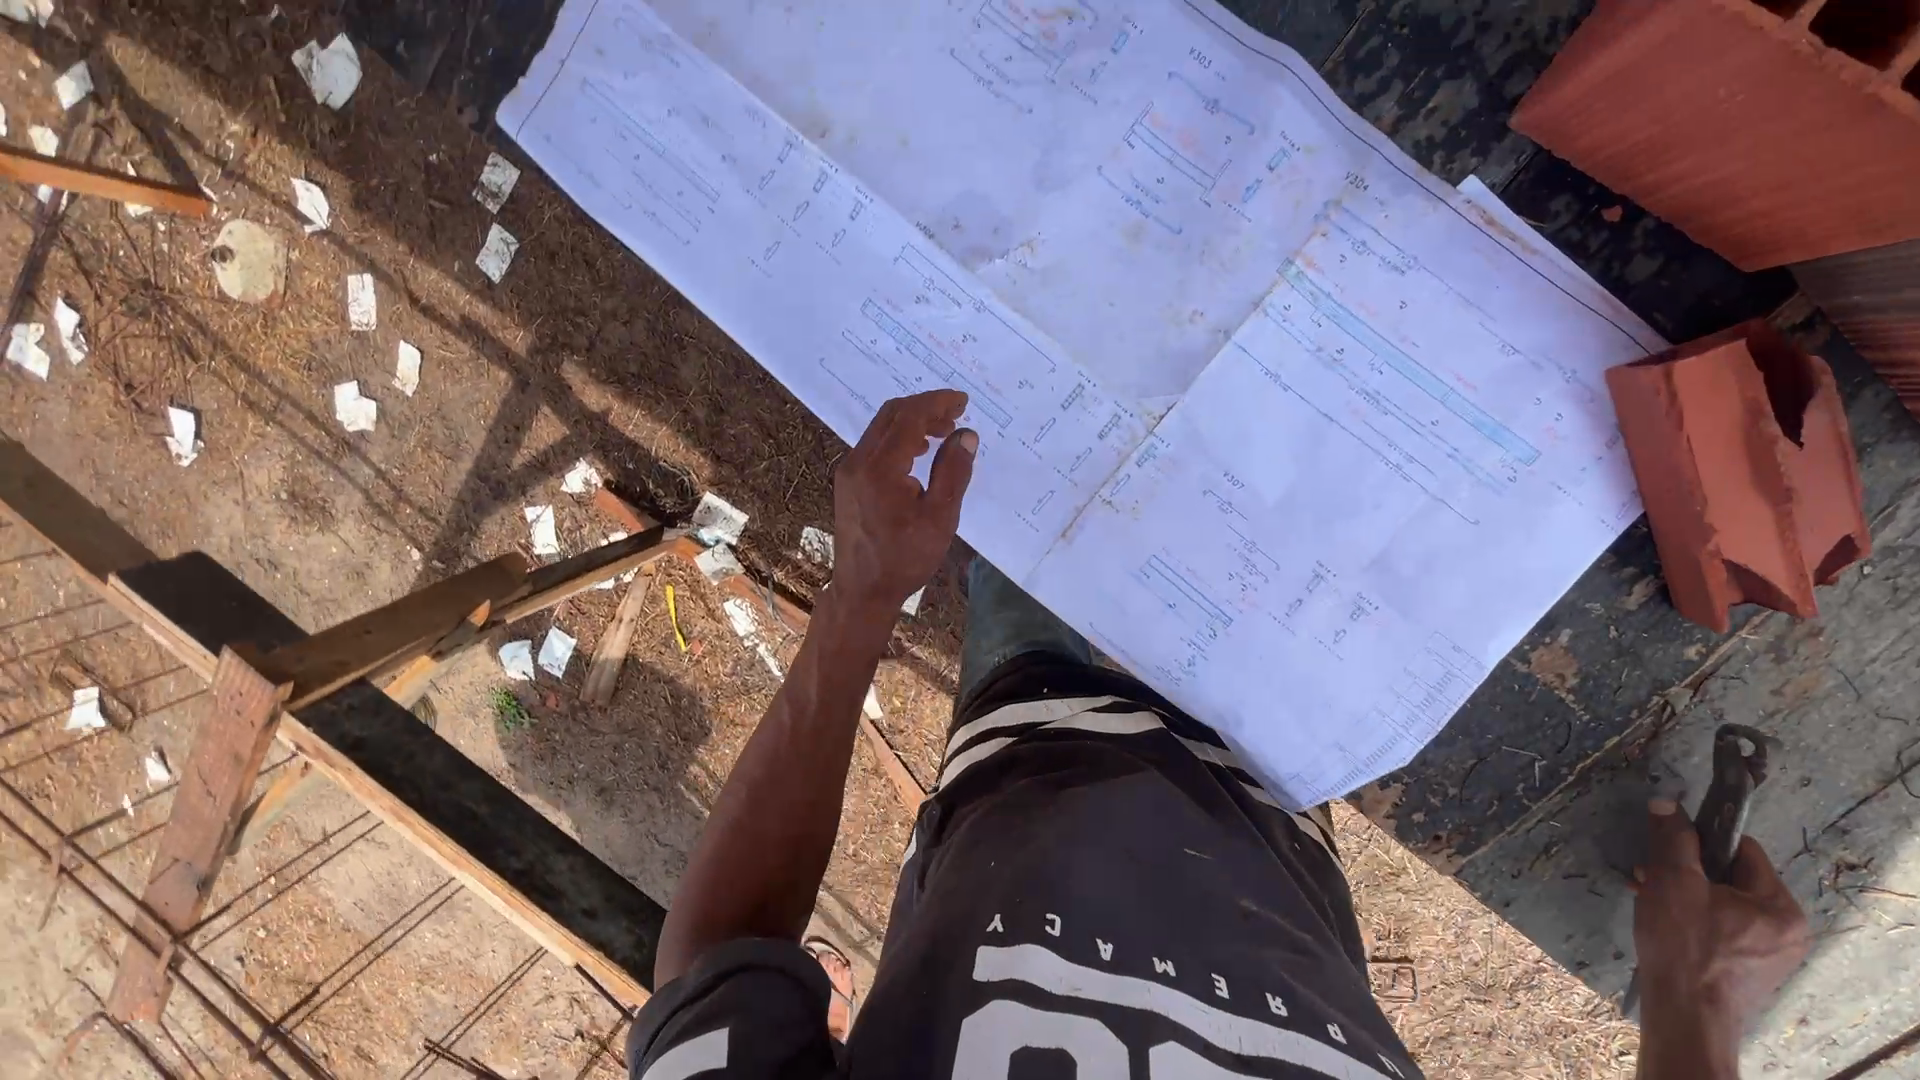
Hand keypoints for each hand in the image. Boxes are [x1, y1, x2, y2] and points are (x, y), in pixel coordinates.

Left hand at [830, 390, 976, 617]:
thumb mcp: (940, 517)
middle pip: (891, 415)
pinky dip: (898, 439)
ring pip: (881, 429)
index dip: (937, 403)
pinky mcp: (848, 483)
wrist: (863, 590)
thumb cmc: (905, 558)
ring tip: (942, 434)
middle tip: (956, 414)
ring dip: (912, 422)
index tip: (963, 402)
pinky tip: (918, 453)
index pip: (909, 417)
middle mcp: (858, 462)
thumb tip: (965, 435)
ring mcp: (849, 471)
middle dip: (925, 407)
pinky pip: (874, 446)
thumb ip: (953, 471)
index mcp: (880, 467)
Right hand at [1633, 799, 1808, 1049]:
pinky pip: (1720, 927)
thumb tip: (1666, 803)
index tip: (1665, 850)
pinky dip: (1689, 918)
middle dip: (1683, 871)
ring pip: (1720, 902)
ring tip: (1648, 898)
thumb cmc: (1684, 943)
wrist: (1685, 1013)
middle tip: (1648, 877)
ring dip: (1681, 893)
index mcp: (1781, 906)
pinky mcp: (1749, 968)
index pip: (1742, 850)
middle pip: (1729, 877)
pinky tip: (1662, 922)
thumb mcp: (1673, 881)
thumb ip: (1673, 840)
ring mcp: (1770, 952)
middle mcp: (1786, 929)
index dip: (1699, 842)